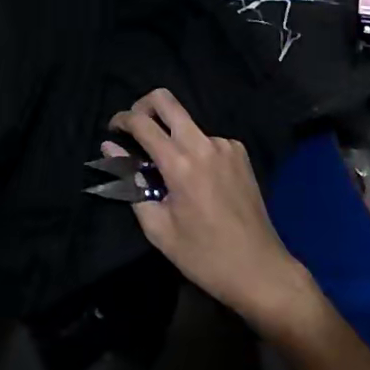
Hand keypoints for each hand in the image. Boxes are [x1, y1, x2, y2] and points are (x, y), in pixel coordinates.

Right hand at [106, 89, 310, 326]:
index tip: (112, 129)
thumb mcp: (158, 228)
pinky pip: (208, 141)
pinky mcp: (240, 152)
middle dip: (144, 106)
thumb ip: (131, 184)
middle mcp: (204, 143)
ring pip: (188, 125)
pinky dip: (195, 152)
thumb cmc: (203, 255)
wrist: (258, 268)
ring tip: (170, 174)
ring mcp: (225, 144)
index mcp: (180, 163)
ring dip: (172, 137)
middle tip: (134, 128)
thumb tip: (111, 149)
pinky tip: (198, 182)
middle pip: (167, 101)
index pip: (142, 123)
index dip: (122, 120)